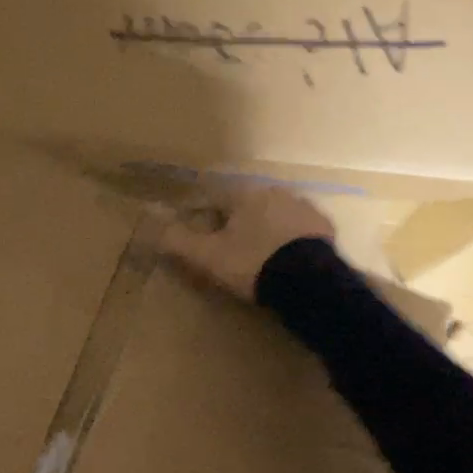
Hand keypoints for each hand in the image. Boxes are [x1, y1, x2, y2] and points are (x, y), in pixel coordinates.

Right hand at [156, 186, 334, 302]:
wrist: (306, 281)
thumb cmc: (252, 264)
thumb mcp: (208, 256)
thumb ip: (179, 240)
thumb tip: (150, 221)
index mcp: (244, 194)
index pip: (214, 197)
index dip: (203, 216)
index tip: (200, 237)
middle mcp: (274, 191)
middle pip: (245, 205)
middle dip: (235, 223)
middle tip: (229, 252)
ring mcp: (302, 207)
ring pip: (274, 215)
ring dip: (264, 230)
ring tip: (258, 258)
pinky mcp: (322, 227)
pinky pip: (297, 231)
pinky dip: (288, 241)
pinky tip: (285, 261)